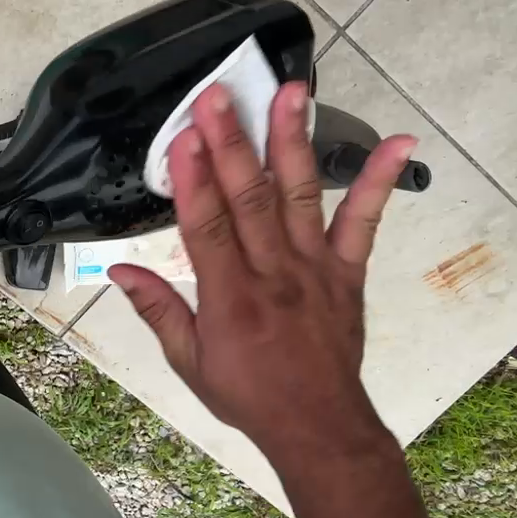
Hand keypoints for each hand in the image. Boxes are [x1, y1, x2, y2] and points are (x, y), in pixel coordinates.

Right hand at [108, 83, 416, 460]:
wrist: (318, 424)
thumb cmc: (244, 392)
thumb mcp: (186, 360)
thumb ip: (157, 308)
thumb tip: (118, 268)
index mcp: (229, 298)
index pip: (207, 230)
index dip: (194, 181)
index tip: (184, 138)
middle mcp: (274, 274)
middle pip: (251, 199)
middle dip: (233, 143)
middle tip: (220, 96)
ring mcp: (316, 268)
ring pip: (301, 196)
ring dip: (293, 142)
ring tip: (291, 94)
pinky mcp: (347, 270)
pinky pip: (364, 222)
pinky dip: (380, 182)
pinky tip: (398, 142)